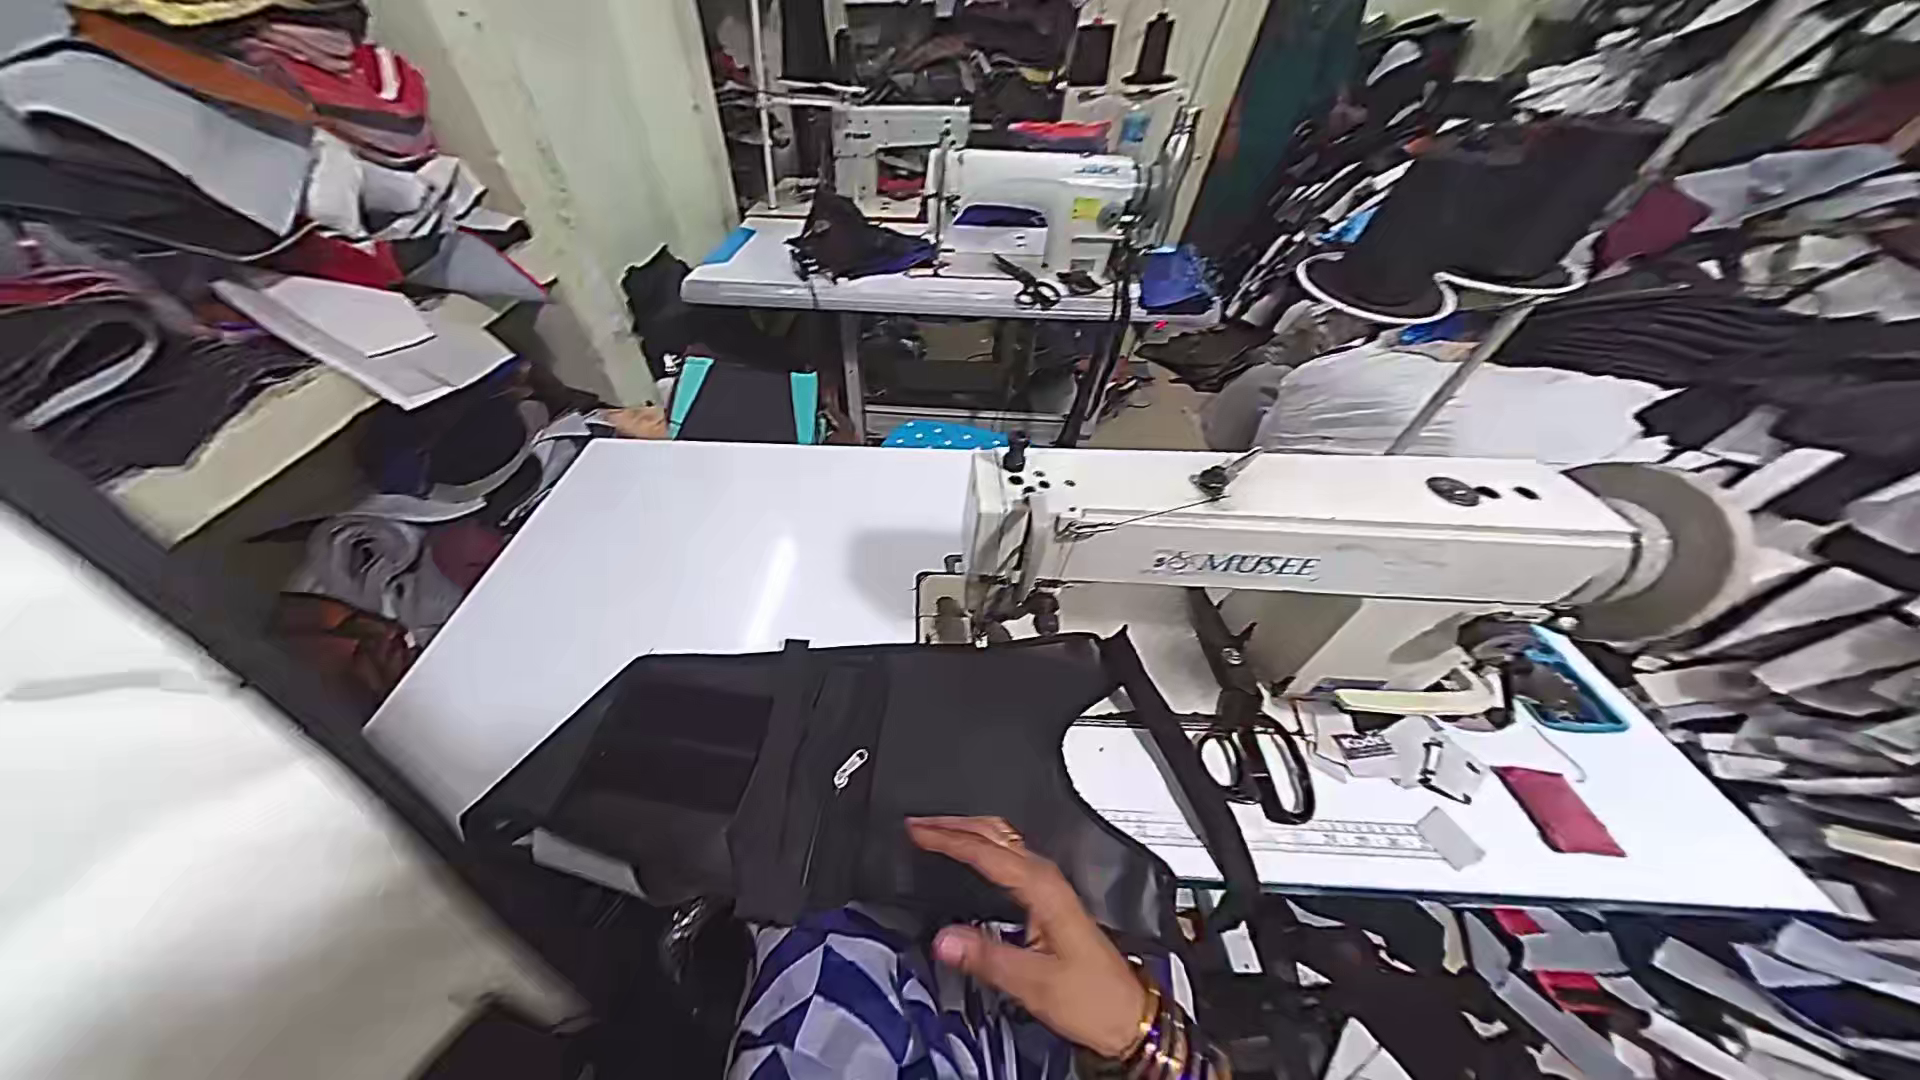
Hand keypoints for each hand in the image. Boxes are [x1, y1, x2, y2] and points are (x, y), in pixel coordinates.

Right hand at [907, 816, 1147, 1058]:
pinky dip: (981, 843)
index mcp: (1040, 886)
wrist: (1125, 1012)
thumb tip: (943, 937)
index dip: (947, 837)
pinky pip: (1007, 852)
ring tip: (936, 830)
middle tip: (918, 823)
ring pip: (1001, 837)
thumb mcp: (1033, 983)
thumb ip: (985, 957)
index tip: (918, 831)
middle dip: (953, 824)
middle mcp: (1044, 875)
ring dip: (966, 829)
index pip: (984, 850)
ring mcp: (1046, 881)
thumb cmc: (1090, 997)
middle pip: (993, 832)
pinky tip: (970, 852)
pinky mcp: (1046, 892)